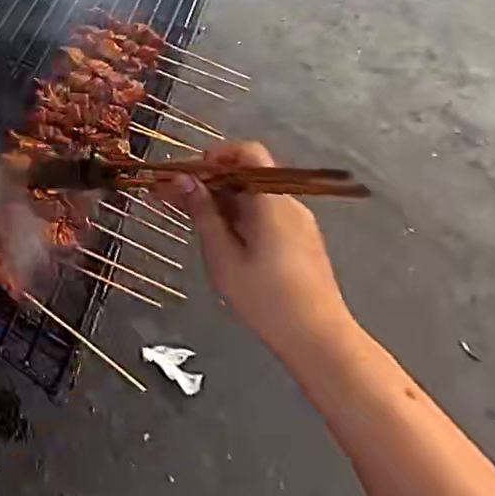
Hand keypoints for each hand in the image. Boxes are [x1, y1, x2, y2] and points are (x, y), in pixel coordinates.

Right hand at [160, 141, 353, 356]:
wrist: (320, 342)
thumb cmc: (267, 299)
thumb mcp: (224, 257)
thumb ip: (203, 214)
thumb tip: (185, 180)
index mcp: (271, 200)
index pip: (248, 153)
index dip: (217, 156)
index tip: (191, 173)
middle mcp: (287, 203)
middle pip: (246, 175)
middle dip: (210, 182)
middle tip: (174, 196)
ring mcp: (298, 222)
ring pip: (254, 197)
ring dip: (222, 200)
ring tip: (192, 218)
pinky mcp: (302, 241)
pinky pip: (266, 214)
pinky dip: (241, 216)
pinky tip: (222, 238)